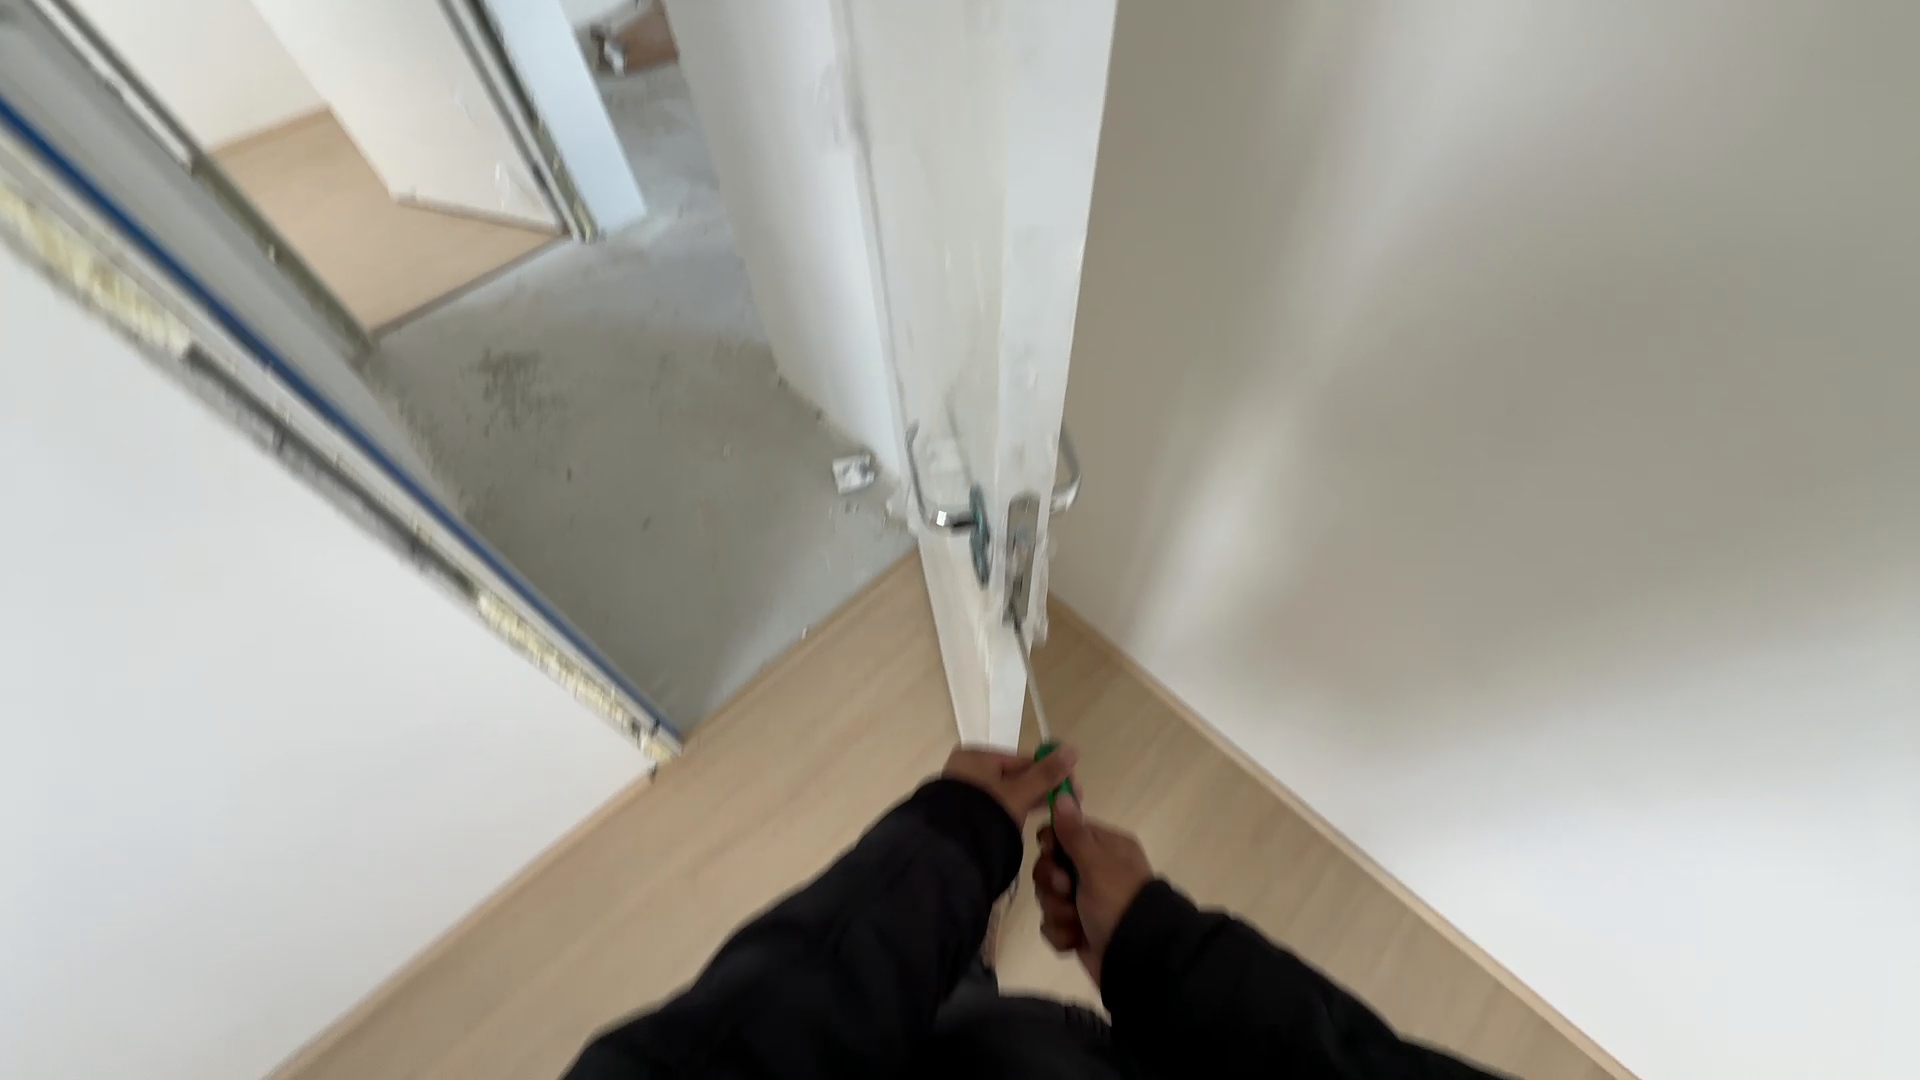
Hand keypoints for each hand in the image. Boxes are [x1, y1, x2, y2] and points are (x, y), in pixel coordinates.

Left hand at [942, 744, 1078, 825]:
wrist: (951, 848)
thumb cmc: (987, 811)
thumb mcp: (1020, 792)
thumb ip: (1046, 773)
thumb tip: (1073, 749)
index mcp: (976, 756)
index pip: (1021, 760)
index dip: (1048, 772)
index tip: (1071, 787)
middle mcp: (966, 769)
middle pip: (1013, 776)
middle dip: (1040, 788)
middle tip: (1068, 802)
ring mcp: (963, 792)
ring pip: (1005, 793)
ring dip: (1029, 801)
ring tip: (1055, 812)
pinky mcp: (963, 813)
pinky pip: (995, 806)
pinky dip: (1013, 811)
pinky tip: (1029, 820)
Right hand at [1032, 793, 1153, 986]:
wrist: (1138, 961)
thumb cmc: (1119, 903)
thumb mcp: (1097, 864)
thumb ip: (1074, 832)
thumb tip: (1062, 793)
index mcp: (1104, 848)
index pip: (1064, 832)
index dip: (1051, 843)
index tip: (1051, 852)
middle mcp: (1094, 871)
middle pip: (1050, 866)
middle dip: (1052, 883)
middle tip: (1068, 891)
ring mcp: (1085, 902)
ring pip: (1048, 897)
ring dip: (1058, 912)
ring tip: (1077, 922)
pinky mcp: (1078, 930)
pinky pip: (1053, 925)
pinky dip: (1062, 934)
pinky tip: (1076, 939)